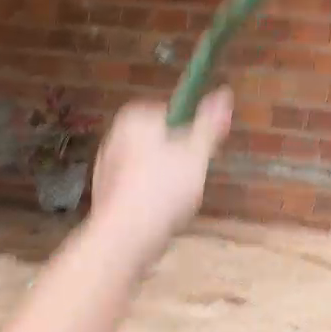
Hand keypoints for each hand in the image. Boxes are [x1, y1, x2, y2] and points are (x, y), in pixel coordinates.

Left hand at [88, 89, 233, 261]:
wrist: (125, 237)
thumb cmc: (163, 189)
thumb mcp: (196, 153)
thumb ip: (210, 124)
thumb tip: (224, 94)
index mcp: (135, 118)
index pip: (171, 112)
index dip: (191, 132)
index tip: (202, 152)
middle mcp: (115, 136)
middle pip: (161, 140)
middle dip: (178, 159)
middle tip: (191, 179)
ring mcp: (107, 166)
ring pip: (150, 167)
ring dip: (166, 181)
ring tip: (176, 202)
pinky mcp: (106, 194)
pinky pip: (138, 189)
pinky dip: (151, 198)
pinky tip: (161, 215)